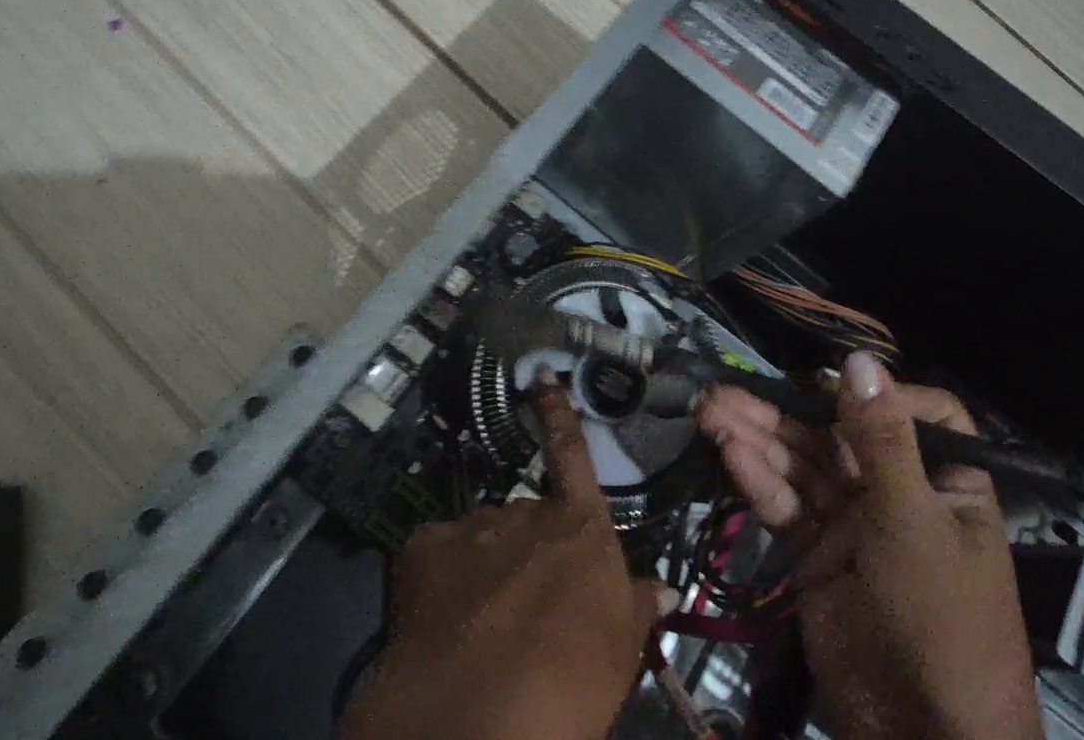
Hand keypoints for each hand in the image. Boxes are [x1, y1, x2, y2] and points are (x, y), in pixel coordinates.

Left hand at [339, 369, 668, 739]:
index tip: (542, 377)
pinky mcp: (422, 547)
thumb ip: (637, 608)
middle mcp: (524, 514)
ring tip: (480, 624)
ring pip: (481, 538)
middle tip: (524, 608)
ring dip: (484, 567)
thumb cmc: (572, 680)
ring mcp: (470, 526)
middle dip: (525, 551)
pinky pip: (437, 556)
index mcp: (580, 530)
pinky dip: (442, 579)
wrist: (478, 711)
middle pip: (525, 519)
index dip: (558, 415)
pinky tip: (443, 620)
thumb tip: (660, 589)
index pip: (572, 456)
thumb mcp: (622, 651)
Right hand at [698, 351, 1042, 739]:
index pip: (917, 415)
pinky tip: (729, 457)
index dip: (873, 396)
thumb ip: (879, 440)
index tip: (822, 385)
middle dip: (783, 415)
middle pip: (837, 439)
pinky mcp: (817, 557)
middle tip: (723, 393)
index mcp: (945, 482)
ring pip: (802, 471)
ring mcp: (853, 527)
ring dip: (757, 442)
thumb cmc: (937, 617)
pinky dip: (759, 485)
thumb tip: (858, 360)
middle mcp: (898, 495)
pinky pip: (787, 510)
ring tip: (708, 414)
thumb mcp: (911, 522)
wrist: (920, 732)